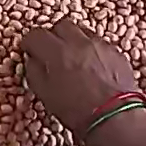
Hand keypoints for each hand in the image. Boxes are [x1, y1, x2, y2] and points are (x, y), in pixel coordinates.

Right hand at [19, 18, 140, 137]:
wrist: (117, 120)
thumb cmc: (78, 111)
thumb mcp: (45, 94)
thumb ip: (34, 71)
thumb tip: (33, 60)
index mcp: (56, 52)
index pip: (36, 35)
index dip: (29, 42)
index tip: (28, 49)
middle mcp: (78, 43)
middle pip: (60, 25)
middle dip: (53, 36)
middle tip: (50, 50)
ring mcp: (99, 46)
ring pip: (81, 31)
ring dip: (73, 40)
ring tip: (72, 57)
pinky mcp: (116, 53)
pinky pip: (99, 43)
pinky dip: (91, 49)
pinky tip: (90, 65)